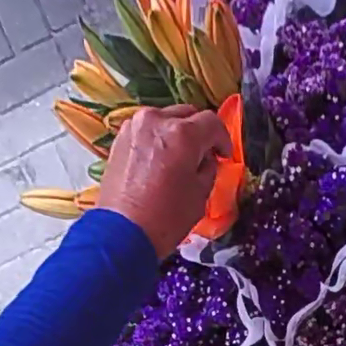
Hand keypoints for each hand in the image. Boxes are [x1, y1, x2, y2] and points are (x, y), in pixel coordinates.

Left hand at [95, 104, 232, 258]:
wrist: (124, 231)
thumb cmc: (168, 216)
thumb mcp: (201, 194)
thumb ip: (209, 168)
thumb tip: (207, 158)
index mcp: (182, 134)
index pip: (212, 122)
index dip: (224, 139)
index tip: (225, 155)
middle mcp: (156, 120)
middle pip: (187, 114)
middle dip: (200, 133)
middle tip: (206, 156)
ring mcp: (135, 126)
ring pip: (166, 119)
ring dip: (178, 134)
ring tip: (182, 158)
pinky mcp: (120, 137)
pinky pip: (148, 129)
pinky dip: (160, 139)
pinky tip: (162, 161)